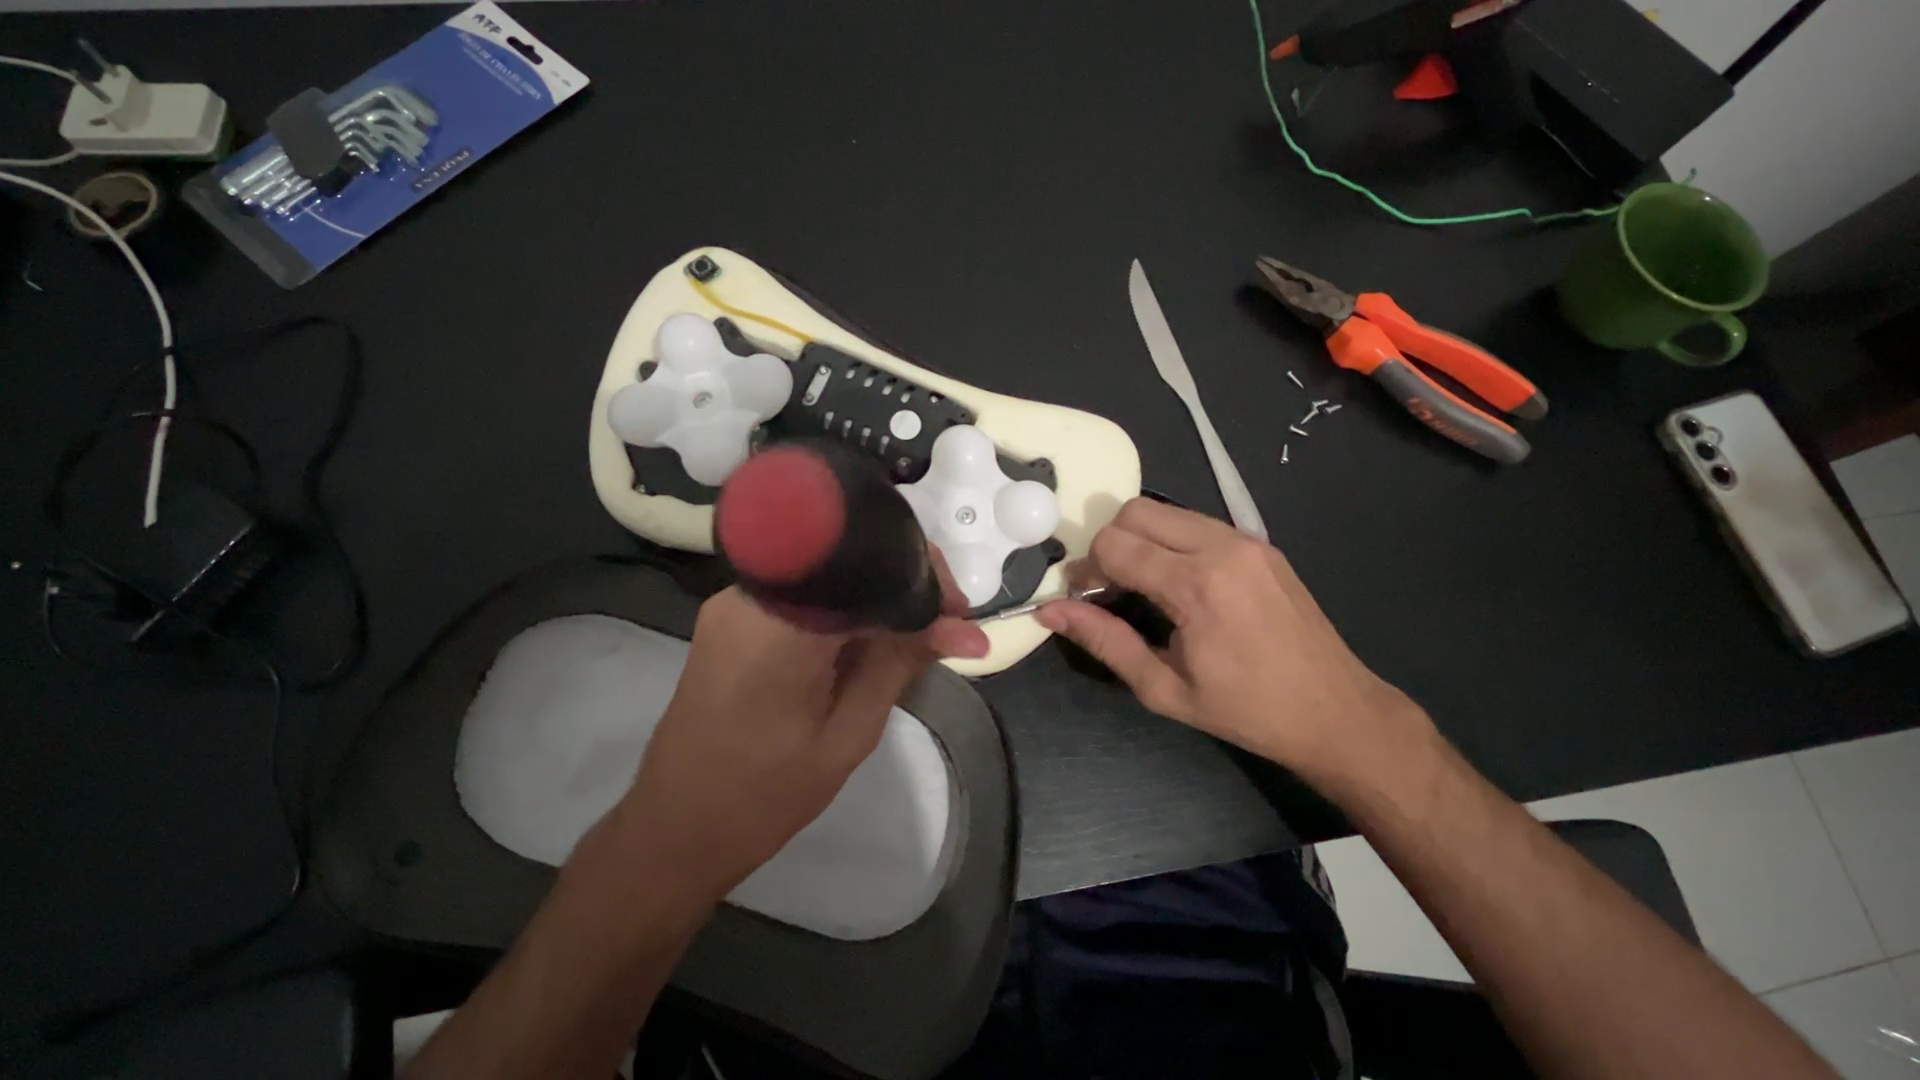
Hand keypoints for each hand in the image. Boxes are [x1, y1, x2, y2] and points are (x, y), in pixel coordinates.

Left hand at [604, 557, 987, 914]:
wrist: (674, 828)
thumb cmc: (763, 796)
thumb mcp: (848, 736)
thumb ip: (898, 665)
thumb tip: (957, 626)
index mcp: (780, 623)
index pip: (868, 567)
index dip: (923, 580)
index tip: (961, 613)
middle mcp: (750, 595)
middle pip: (845, 562)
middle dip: (901, 584)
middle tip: (946, 627)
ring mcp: (732, 603)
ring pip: (824, 578)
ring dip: (871, 600)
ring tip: (915, 639)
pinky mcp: (728, 619)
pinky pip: (799, 597)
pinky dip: (840, 612)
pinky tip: (867, 643)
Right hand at [1036, 498, 1430, 786]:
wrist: (1334, 709)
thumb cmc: (1245, 710)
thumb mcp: (1163, 688)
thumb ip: (1105, 641)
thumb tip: (1050, 611)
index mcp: (1196, 586)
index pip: (1115, 544)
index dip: (1086, 569)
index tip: (1083, 598)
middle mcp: (1221, 547)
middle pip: (1136, 511)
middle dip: (1109, 543)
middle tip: (1108, 588)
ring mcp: (1246, 541)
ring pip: (1167, 510)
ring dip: (1141, 539)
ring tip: (1142, 586)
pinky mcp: (1262, 544)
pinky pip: (1199, 523)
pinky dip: (1173, 541)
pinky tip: (1178, 583)